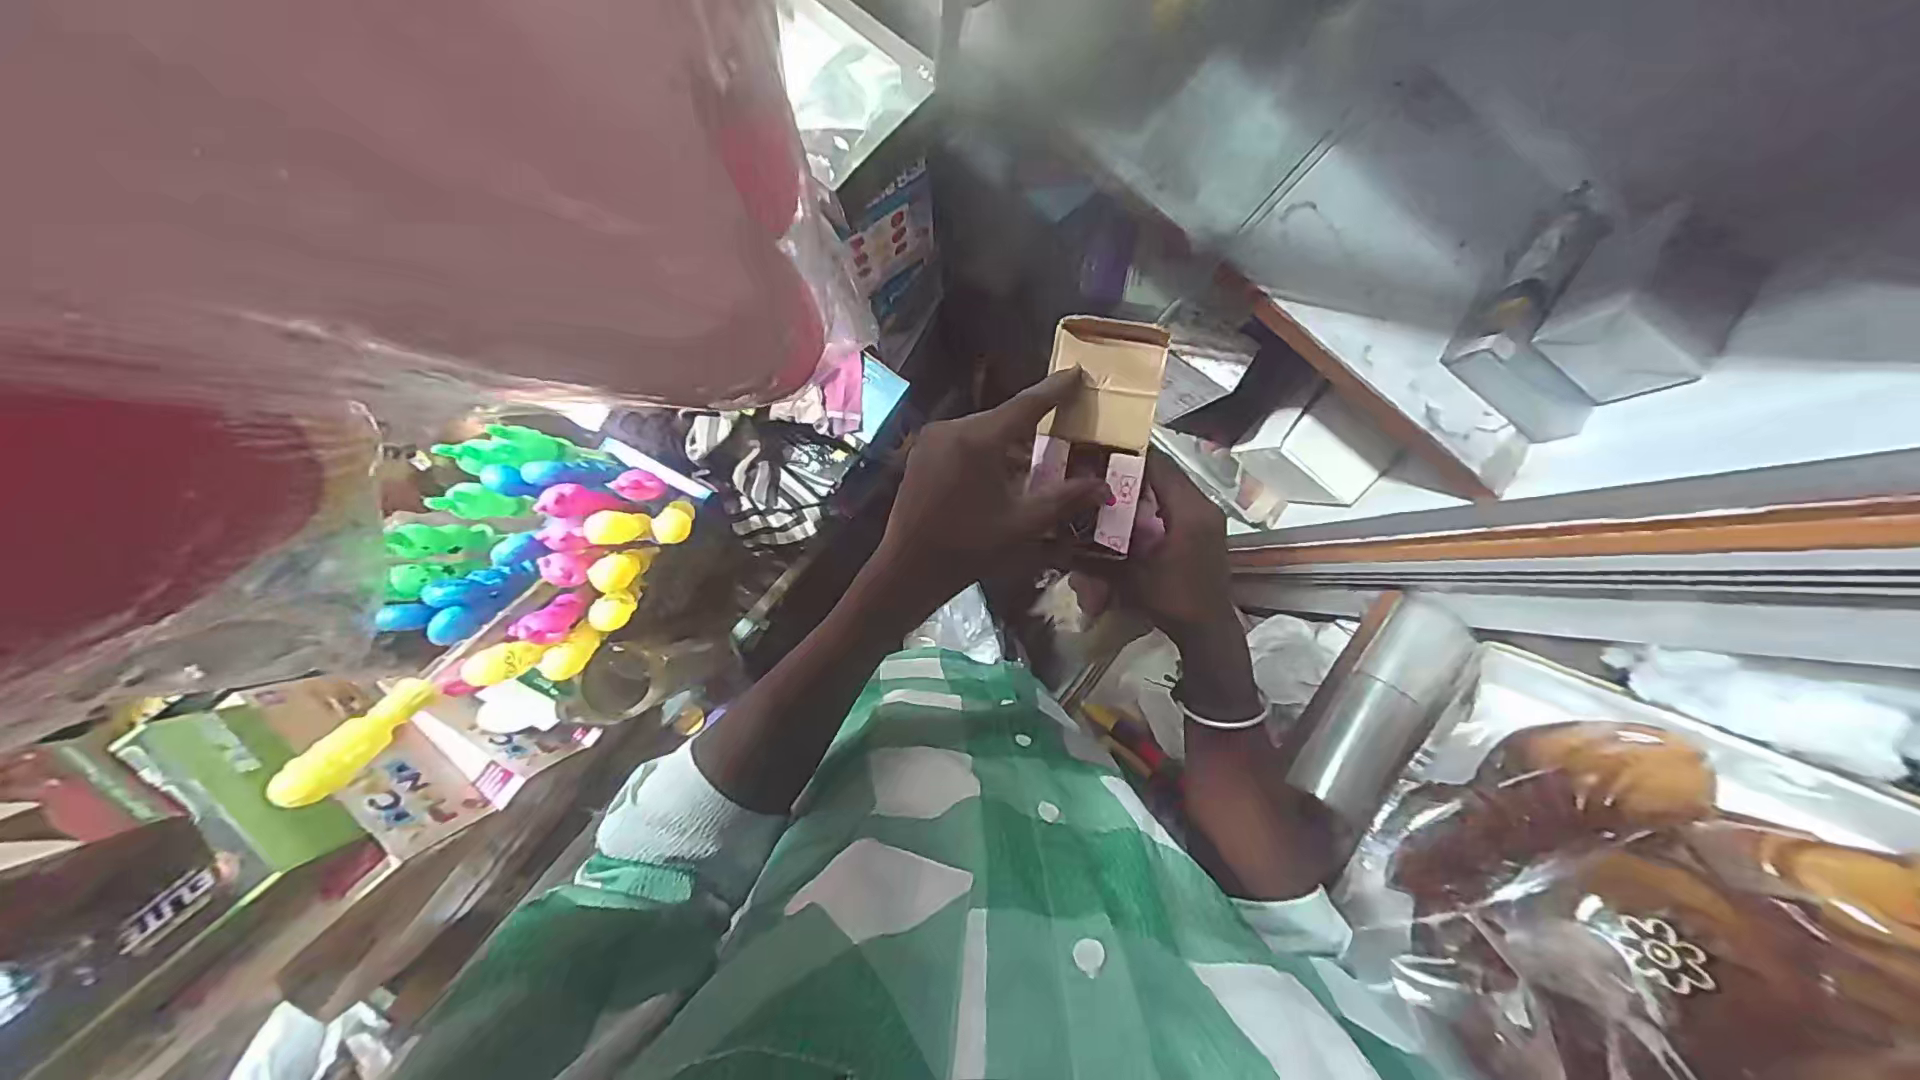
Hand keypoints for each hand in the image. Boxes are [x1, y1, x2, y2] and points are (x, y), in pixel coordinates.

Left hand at [868, 369, 1107, 622]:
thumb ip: (1065, 499)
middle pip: (1003, 418)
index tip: (1076, 373)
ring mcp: (932, 439)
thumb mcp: (1023, 524)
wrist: (909, 566)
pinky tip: (996, 473)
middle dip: (1032, 425)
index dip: (1055, 389)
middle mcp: (953, 428)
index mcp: (979, 439)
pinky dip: (984, 450)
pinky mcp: (921, 453)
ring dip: (1007, 442)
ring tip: (1031, 459)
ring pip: (982, 430)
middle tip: (1061, 427)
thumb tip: (1104, 488)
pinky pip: (962, 441)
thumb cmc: (968, 547)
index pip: (1027, 404)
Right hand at [1106, 450, 1239, 647]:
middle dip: (1133, 469)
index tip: (1099, 451)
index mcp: (1189, 510)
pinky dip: (1155, 501)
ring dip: (1145, 485)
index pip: (1158, 464)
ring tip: (1113, 487)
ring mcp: (1207, 517)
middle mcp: (1203, 506)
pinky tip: (1132, 513)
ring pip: (1172, 486)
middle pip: (1165, 472)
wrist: (1209, 631)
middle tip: (1100, 470)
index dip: (1128, 454)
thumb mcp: (1130, 577)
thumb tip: (1058, 544)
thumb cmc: (1173, 601)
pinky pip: (1178, 502)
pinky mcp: (1206, 529)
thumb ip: (1096, 556)